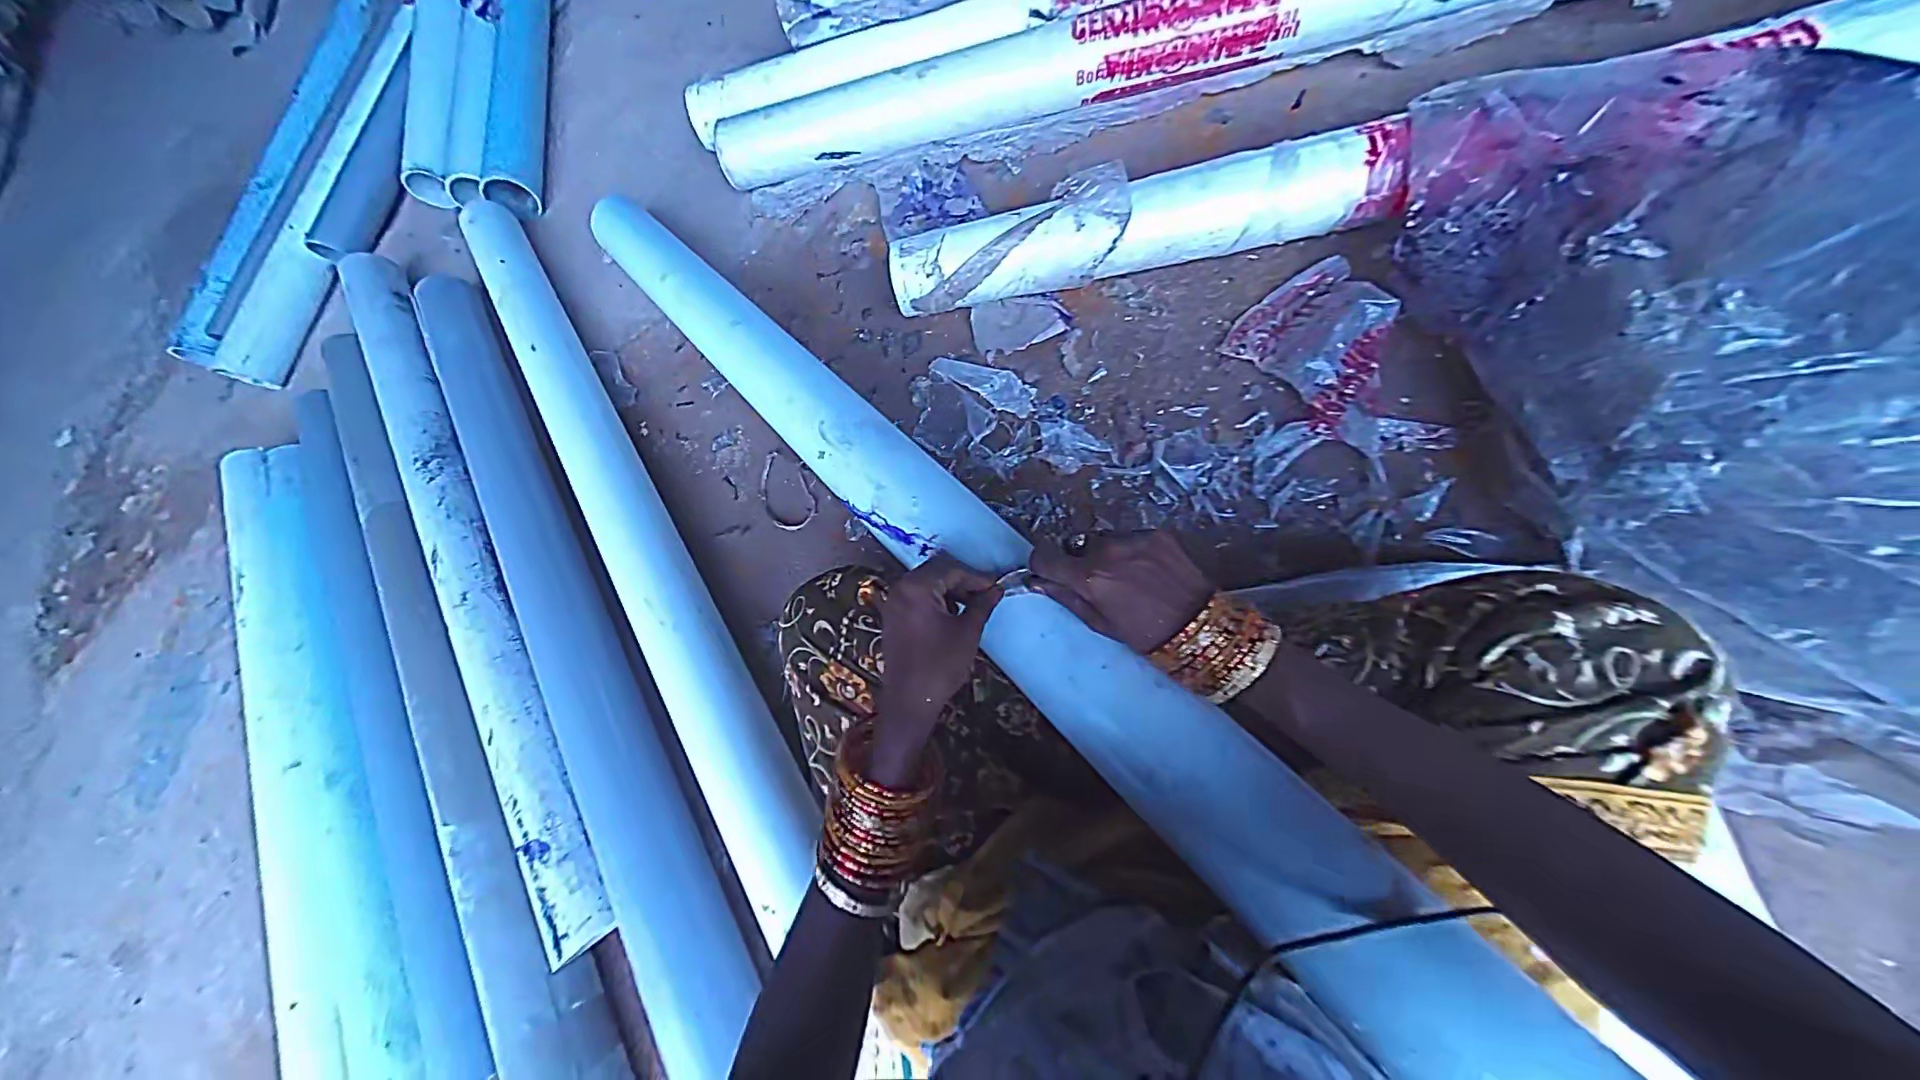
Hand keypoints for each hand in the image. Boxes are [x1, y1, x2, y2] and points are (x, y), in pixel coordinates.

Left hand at [869, 553, 1002, 785]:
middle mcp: (900, 588)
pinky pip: (917, 596)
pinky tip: (954, 613)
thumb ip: (982, 604)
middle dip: (963, 580)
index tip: (997, 586)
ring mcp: (893, 602)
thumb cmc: (940, 664)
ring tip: (974, 604)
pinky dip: (937, 599)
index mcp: (916, 587)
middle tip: (987, 594)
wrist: (910, 699)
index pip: (951, 569)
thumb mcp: (967, 631)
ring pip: (927, 583)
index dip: (977, 577)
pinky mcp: (893, 616)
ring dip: (950, 589)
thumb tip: (996, 589)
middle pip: (937, 571)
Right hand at [1029, 530, 1214, 653]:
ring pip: (1103, 539)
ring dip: (1106, 553)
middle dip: (1080, 561)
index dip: (1042, 563)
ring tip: (1127, 577)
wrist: (1199, 625)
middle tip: (1098, 582)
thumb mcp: (1100, 624)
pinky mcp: (1156, 534)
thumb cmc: (1147, 633)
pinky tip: (1147, 570)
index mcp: (1089, 578)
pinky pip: (1130, 536)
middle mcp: (1107, 551)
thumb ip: (1066, 598)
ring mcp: (1133, 539)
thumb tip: (1038, 581)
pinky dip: (1132, 550)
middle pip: (1075, 546)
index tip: (1048, 570)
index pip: (1044, 555)